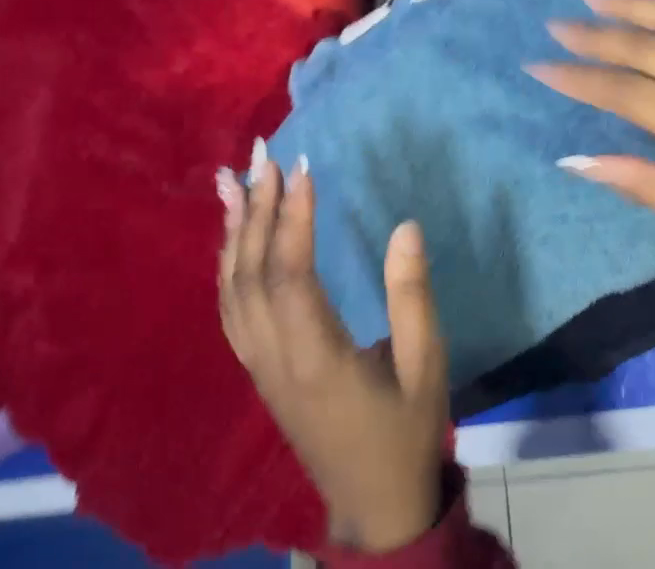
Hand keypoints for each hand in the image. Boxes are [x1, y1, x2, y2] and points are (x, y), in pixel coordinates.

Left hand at [217, 141, 448, 551]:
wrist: (373, 501)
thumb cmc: (408, 429)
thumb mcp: (426, 363)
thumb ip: (413, 296)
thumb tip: (406, 227)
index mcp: (316, 355)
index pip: (291, 273)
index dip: (293, 218)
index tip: (303, 167)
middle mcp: (274, 357)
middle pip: (251, 274)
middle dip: (257, 209)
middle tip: (260, 153)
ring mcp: (259, 367)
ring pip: (231, 291)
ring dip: (233, 233)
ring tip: (232, 182)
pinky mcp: (260, 371)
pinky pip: (231, 311)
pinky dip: (228, 266)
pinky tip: (235, 240)